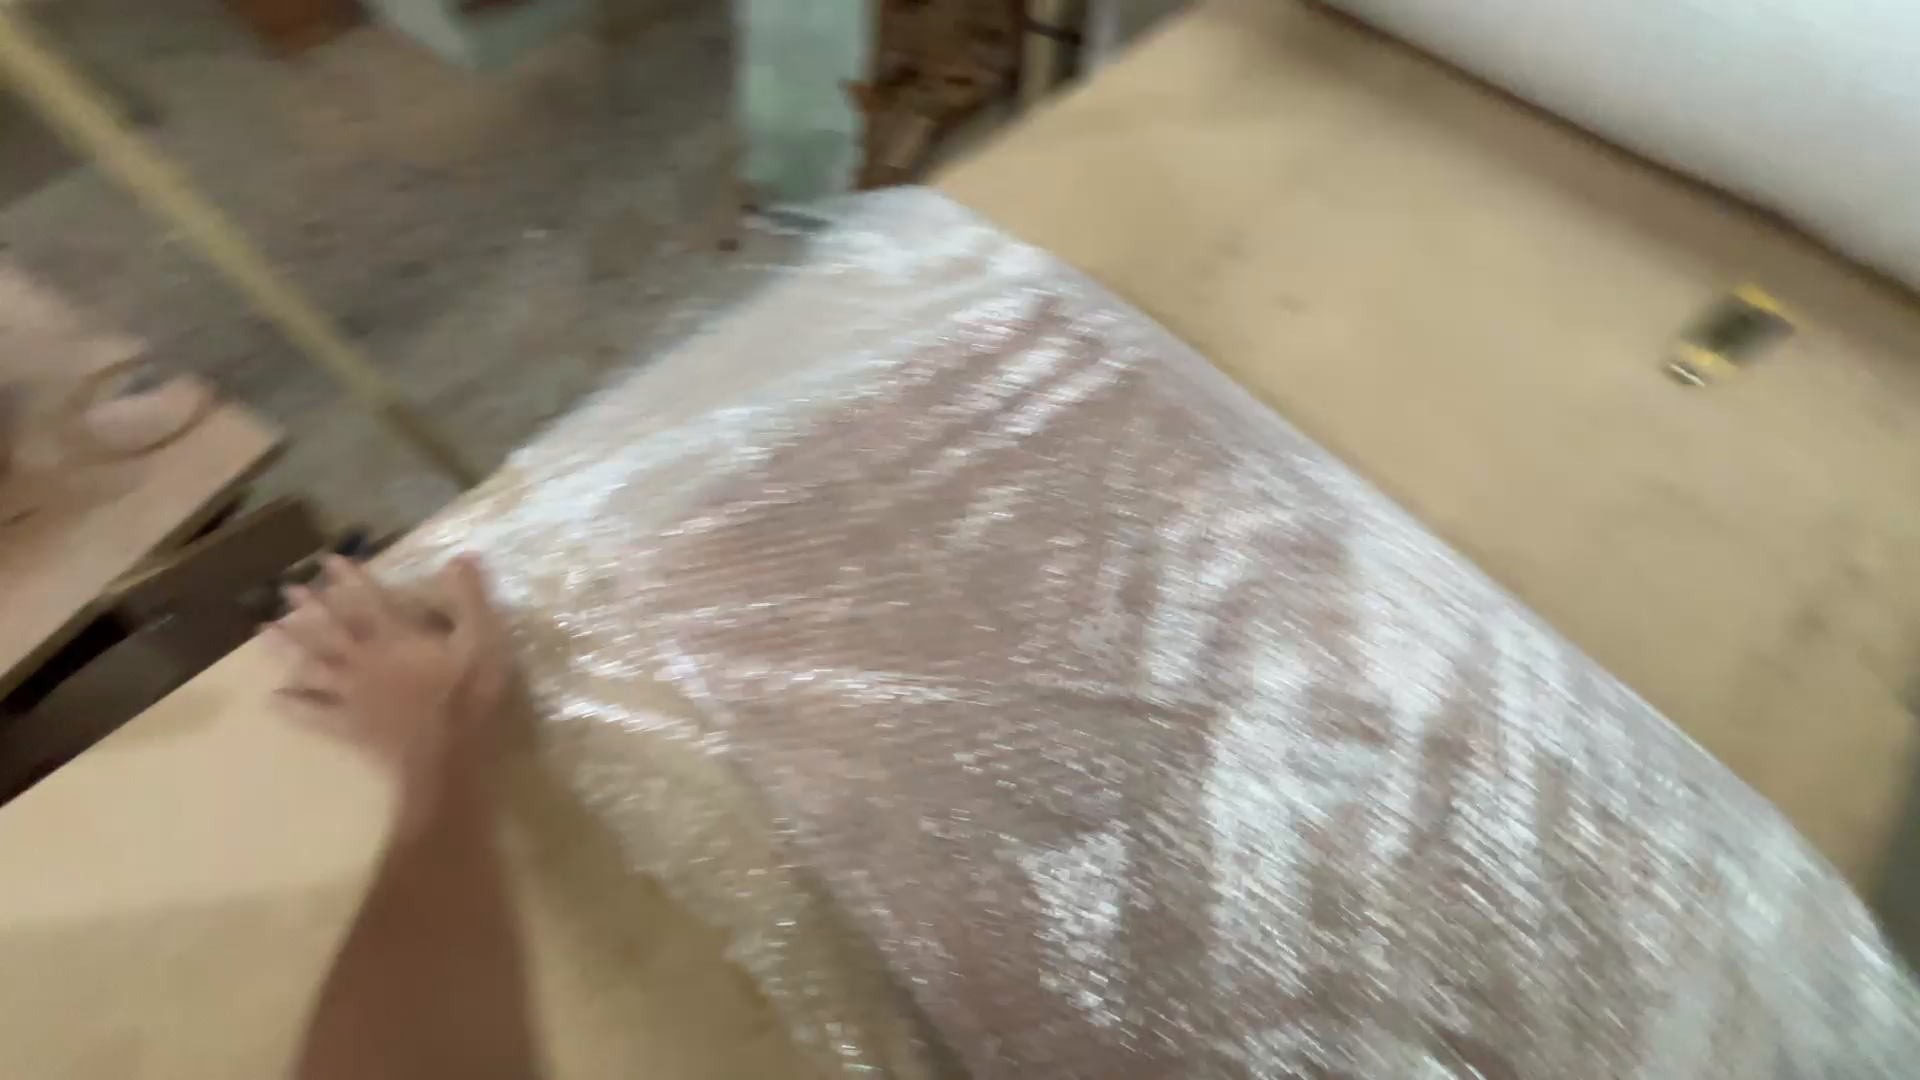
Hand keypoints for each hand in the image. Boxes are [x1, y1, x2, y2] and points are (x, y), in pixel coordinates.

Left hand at [274, 554, 513, 781]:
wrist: (446, 753)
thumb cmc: (469, 692)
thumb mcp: (483, 639)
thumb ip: (470, 599)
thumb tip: (461, 557)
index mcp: (398, 638)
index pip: (372, 600)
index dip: (352, 579)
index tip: (329, 559)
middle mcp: (366, 660)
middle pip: (332, 630)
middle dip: (310, 607)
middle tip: (286, 589)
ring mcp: (351, 695)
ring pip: (313, 666)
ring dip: (287, 648)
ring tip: (263, 630)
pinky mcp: (347, 724)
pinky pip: (312, 714)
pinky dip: (292, 706)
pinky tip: (273, 699)